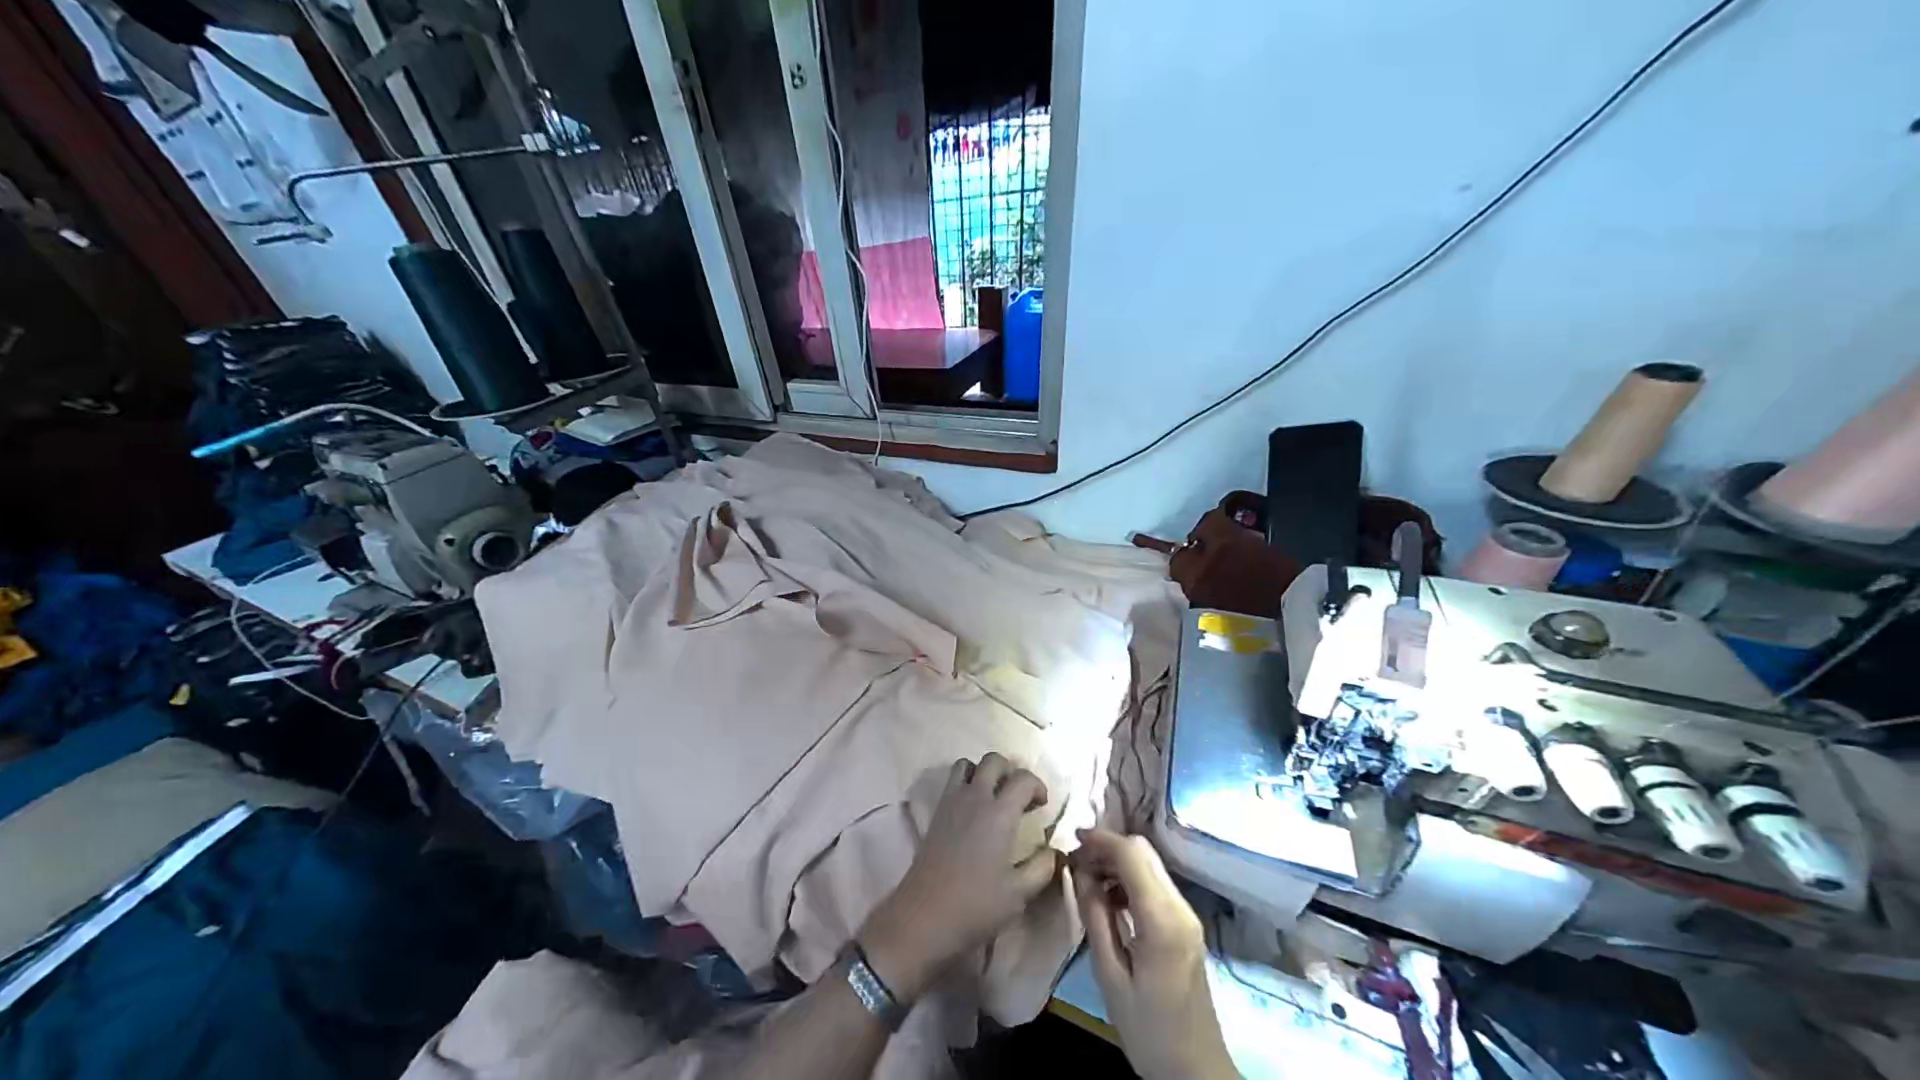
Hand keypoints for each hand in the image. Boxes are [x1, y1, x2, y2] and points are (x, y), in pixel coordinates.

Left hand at [858, 753, 1060, 1003]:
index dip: (1038, 786)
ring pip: (967, 764)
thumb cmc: (975, 905)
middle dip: (1011, 771)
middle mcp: (974, 798)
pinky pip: (952, 782)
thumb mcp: (1019, 894)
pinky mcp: (936, 813)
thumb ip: (1041, 867)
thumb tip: (1053, 851)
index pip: (1023, 779)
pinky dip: (966, 784)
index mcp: (999, 813)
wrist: (923, 916)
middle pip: (993, 761)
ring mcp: (951, 802)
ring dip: (984, 772)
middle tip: (1019, 798)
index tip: (1042, 807)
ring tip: (994, 798)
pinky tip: (973, 813)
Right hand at [1070, 829, 1237, 1079]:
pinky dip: (1130, 879)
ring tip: (1086, 879)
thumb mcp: (1110, 975)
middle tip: (1075, 862)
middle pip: (1144, 852)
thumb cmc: (1148, 1030)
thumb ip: (1095, 917)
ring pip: (1150, 864)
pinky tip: (1109, 898)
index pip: (1132, 854)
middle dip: (1107, 848)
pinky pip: (1155, 884)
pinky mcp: (1186, 925)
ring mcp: (1187, 915)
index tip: (1070, 839)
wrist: (1195, 1070)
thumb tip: (1080, 871)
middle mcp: (1180, 907)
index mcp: (1162, 919)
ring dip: (1118, 862)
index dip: (1101, 839)